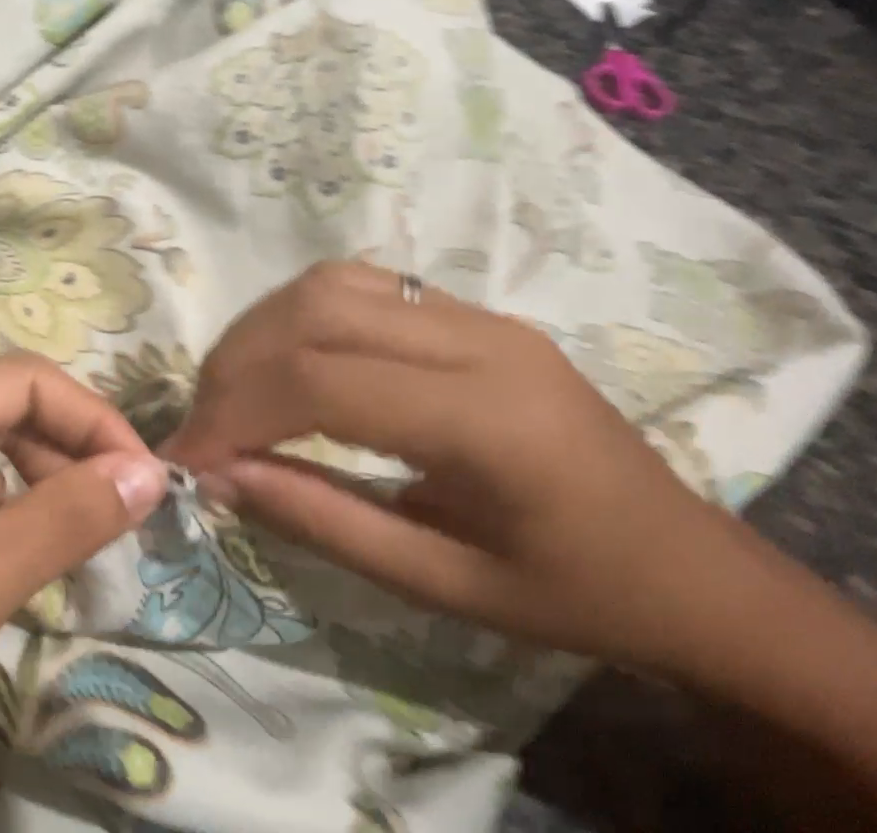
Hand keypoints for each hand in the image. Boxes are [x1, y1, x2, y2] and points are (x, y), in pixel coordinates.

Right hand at [162, 260, 729, 669]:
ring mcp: (479, 316)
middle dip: (233, 369)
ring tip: (234, 397)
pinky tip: (286, 366)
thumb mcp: (440, 585)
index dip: (234, 414)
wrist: (687, 566)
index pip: (320, 382)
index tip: (188, 460)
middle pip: (313, 314)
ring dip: (259, 334)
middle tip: (204, 430)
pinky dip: (297, 318)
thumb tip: (220, 477)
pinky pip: (359, 285)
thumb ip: (321, 521)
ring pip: (328, 284)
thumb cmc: (570, 593)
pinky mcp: (473, 314)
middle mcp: (481, 343)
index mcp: (487, 420)